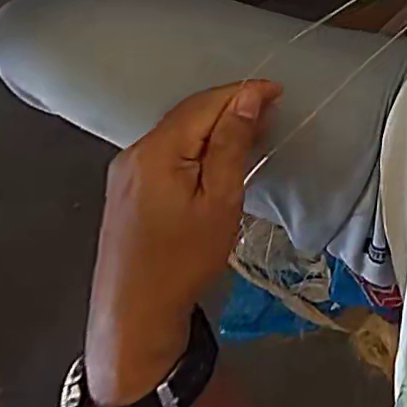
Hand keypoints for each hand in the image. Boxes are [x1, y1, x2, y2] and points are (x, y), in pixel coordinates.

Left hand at [85, 81, 280, 406]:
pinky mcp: (128, 188)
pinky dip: (200, 141)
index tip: (279, 91)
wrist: (134, 316)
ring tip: (256, 127)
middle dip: (232, 104)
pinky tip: (222, 151)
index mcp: (156, 152)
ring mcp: (127, 171)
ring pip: (180, 129)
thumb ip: (232, 143)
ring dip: (218, 122)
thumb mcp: (220, 198)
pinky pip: (170, 148)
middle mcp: (134, 153)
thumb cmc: (185, 258)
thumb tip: (248, 97)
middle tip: (273, 108)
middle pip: (189, 113)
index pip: (205, 104)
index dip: (244, 93)